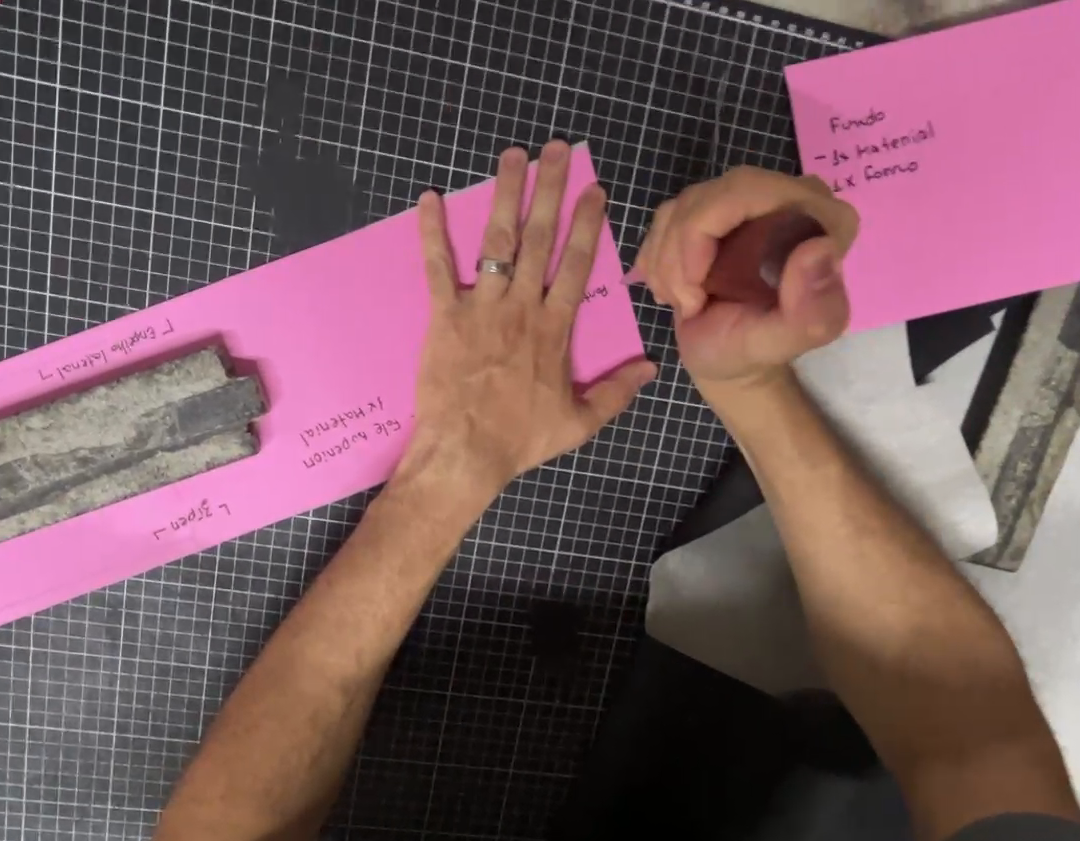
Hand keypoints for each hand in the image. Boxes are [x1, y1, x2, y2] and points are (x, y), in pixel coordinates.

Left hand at [397, 141, 656, 506]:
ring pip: (497, 242)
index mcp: (554, 328)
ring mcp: (482, 308)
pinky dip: (432, 233)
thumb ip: (616, 393)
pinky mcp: (445, 317)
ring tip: (512, 156)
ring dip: (505, 195)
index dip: (587, 224)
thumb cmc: (521, 439)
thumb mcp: (579, 423)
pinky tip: (428, 199)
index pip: (577, 265)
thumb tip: (651, 369)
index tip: (593, 190)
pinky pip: (438, 268)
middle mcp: (522, 307)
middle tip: (555, 150)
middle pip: (539, 239)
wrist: (466, 451)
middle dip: (550, 191)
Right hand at [634, 167, 858, 391]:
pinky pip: (666, 219)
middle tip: (686, 301)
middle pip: (705, 198)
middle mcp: (784, 201)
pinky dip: (657, 261)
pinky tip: (675, 289)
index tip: (695, 288)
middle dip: (678, 255)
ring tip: (685, 301)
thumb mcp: (782, 343)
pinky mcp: (711, 216)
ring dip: (666, 264)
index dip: (702, 232)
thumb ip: (812, 309)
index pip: (744, 189)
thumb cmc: (750, 352)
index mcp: (816, 218)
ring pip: (680, 209)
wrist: (723, 358)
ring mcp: (744, 206)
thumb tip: (819, 249)